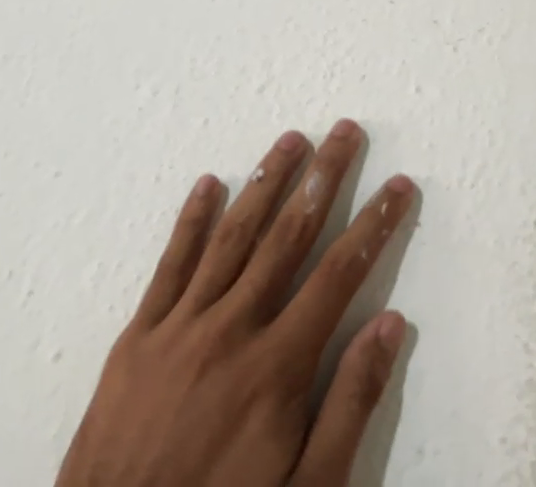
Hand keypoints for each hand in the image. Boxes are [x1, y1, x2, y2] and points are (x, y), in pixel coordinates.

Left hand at [56, 120, 414, 486]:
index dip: (375, 225)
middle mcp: (231, 330)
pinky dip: (190, 221)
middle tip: (345, 132)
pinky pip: (169, 266)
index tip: (399, 186)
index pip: (340, 274)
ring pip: (232, 237)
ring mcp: (178, 329)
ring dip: (265, 182)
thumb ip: (351, 404)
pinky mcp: (136, 339)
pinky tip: (207, 184)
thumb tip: (391, 325)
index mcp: (277, 365)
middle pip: (288, 236)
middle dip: (323, 179)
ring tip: (291, 140)